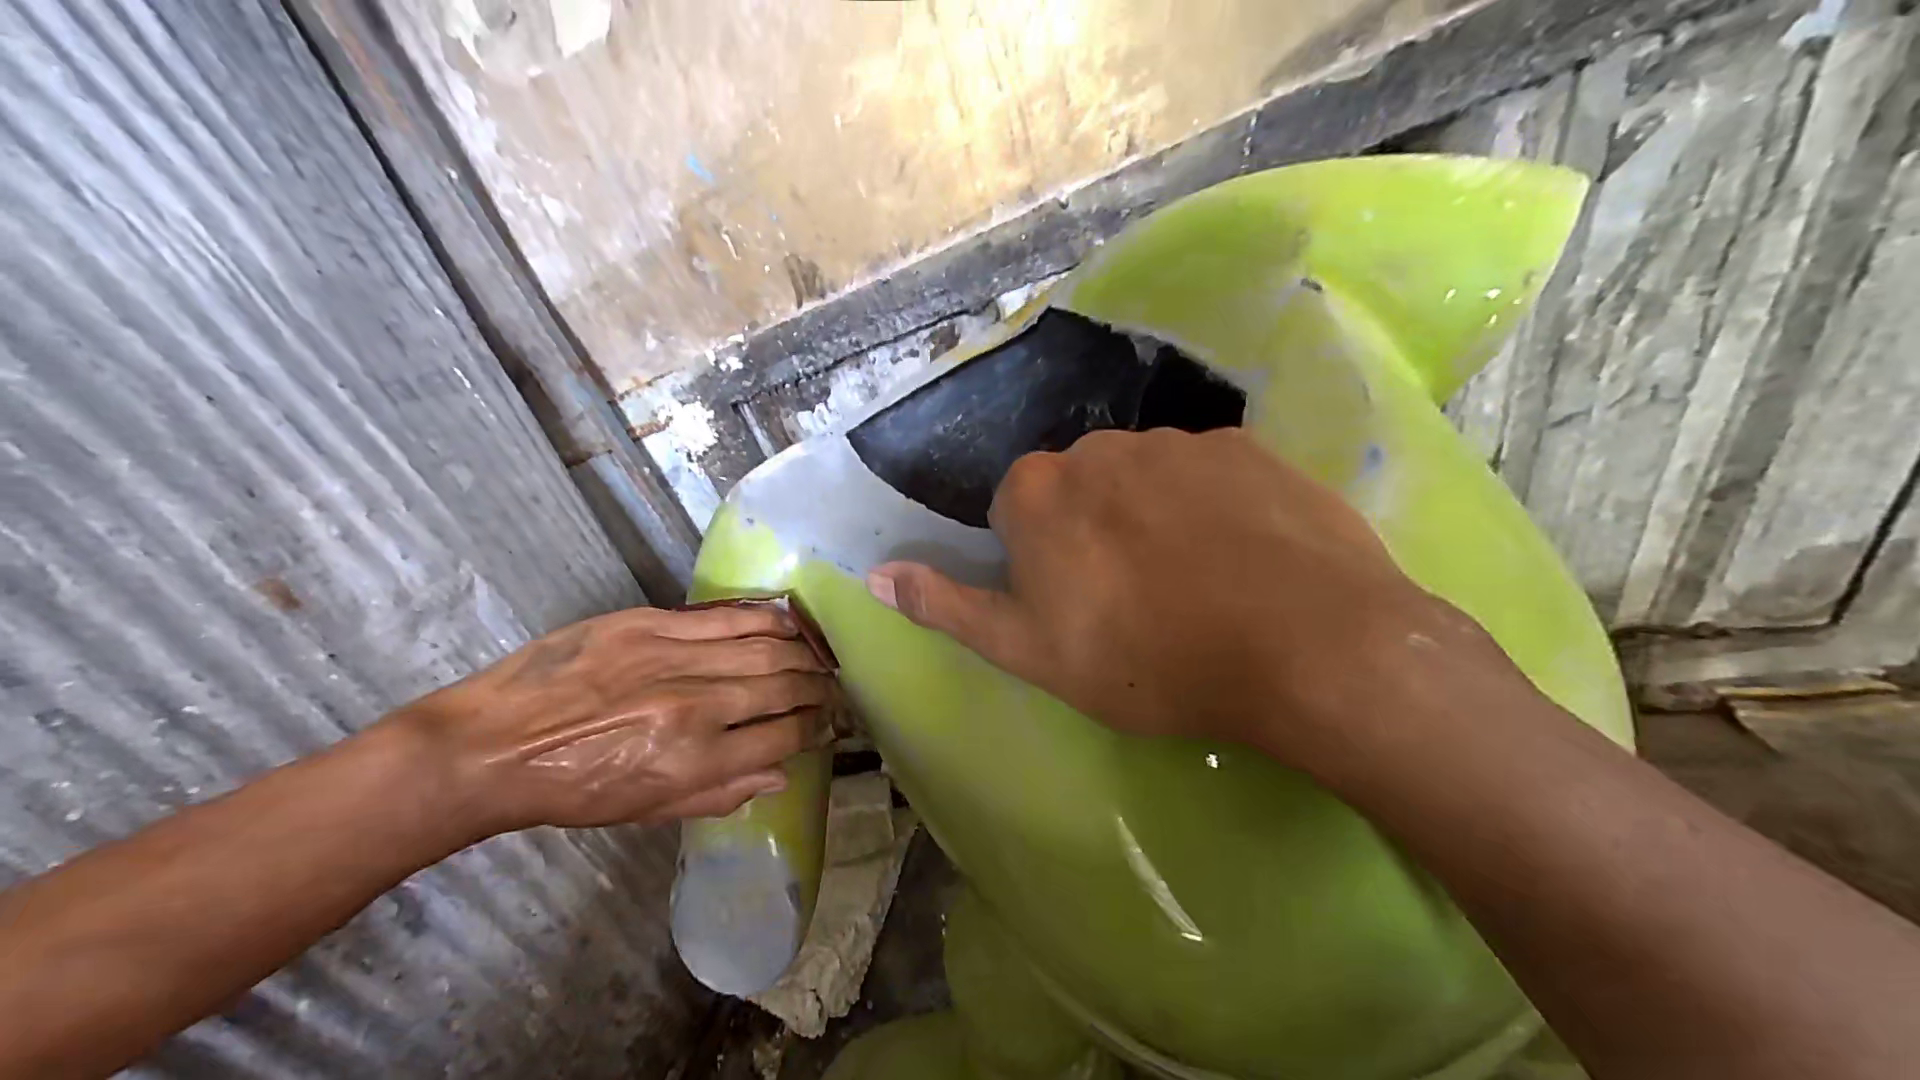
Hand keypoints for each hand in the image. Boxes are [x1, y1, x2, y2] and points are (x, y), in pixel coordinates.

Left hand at [385, 604, 834, 838]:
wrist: (488, 746)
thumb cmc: (570, 792)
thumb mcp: (647, 811)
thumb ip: (722, 791)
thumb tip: (783, 772)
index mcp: (693, 758)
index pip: (783, 735)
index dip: (815, 729)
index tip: (827, 724)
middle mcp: (693, 703)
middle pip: (783, 685)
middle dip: (819, 687)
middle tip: (832, 688)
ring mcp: (671, 655)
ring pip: (763, 643)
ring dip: (801, 650)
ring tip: (817, 655)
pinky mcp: (647, 622)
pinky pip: (723, 615)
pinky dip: (764, 616)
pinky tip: (786, 621)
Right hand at [867, 428, 1487, 765]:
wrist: (1303, 645)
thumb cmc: (1148, 657)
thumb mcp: (1030, 650)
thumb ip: (947, 605)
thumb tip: (876, 574)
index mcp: (1039, 491)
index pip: (1017, 512)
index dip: (1040, 562)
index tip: (1076, 607)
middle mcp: (1101, 448)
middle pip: (1080, 490)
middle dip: (1092, 532)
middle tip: (1136, 601)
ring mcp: (1180, 441)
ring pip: (1145, 480)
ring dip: (1154, 518)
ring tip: (1197, 584)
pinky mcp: (1249, 448)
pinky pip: (1209, 475)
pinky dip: (1214, 508)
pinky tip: (1244, 560)